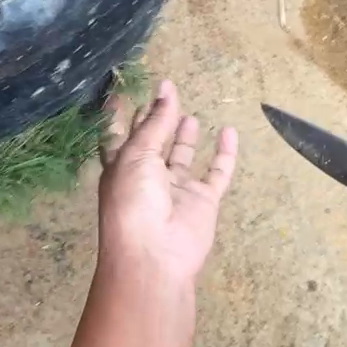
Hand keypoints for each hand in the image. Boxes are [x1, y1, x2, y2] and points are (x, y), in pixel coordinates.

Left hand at [96, 80, 238, 290]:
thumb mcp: (137, 155)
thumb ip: (155, 123)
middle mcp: (146, 176)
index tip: (124, 90)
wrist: (155, 255)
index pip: (118, 135)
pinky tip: (228, 132)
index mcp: (120, 167)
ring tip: (187, 113)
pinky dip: (224, 154)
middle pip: (151, 142)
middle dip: (155, 119)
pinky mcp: (202, 201)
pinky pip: (217, 173)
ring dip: (183, 135)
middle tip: (165, 91)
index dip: (119, 115)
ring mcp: (175, 189)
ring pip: (181, 156)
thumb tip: (165, 91)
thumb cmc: (134, 202)